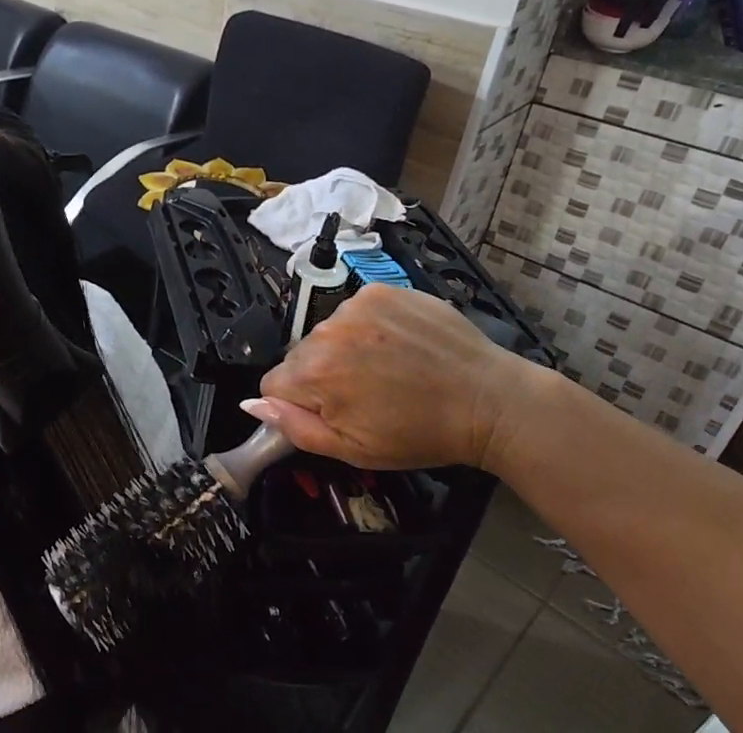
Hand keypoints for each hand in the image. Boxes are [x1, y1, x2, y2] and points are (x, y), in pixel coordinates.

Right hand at [244, 284, 543, 470]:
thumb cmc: (421, 434)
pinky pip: (354, 311)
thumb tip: (251, 406)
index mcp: (314, 374)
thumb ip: (295, 428)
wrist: (491, 401)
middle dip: (322, 376)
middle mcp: (325, 332)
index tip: (336, 413)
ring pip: (326, 333)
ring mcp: (355, 307)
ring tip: (388, 369)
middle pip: (300, 357)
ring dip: (345, 350)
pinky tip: (398, 345)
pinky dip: (369, 327)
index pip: (274, 385)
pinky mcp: (381, 291)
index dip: (300, 404)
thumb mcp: (354, 451)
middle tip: (367, 395)